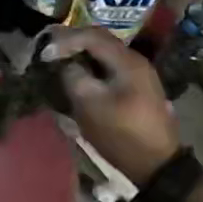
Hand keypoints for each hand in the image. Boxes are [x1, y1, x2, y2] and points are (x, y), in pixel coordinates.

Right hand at [42, 25, 181, 183]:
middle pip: (99, 41)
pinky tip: (77, 76)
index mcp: (128, 62)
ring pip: (103, 54)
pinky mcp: (136, 88)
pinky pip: (108, 67)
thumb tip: (66, 65)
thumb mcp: (90, 106)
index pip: (91, 36)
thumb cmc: (122, 135)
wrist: (158, 166)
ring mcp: (138, 75)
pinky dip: (90, 67)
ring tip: (58, 62)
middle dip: (72, 43)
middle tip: (48, 51)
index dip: (65, 40)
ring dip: (80, 55)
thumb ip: (74, 77)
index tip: (44, 53)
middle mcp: (135, 61)